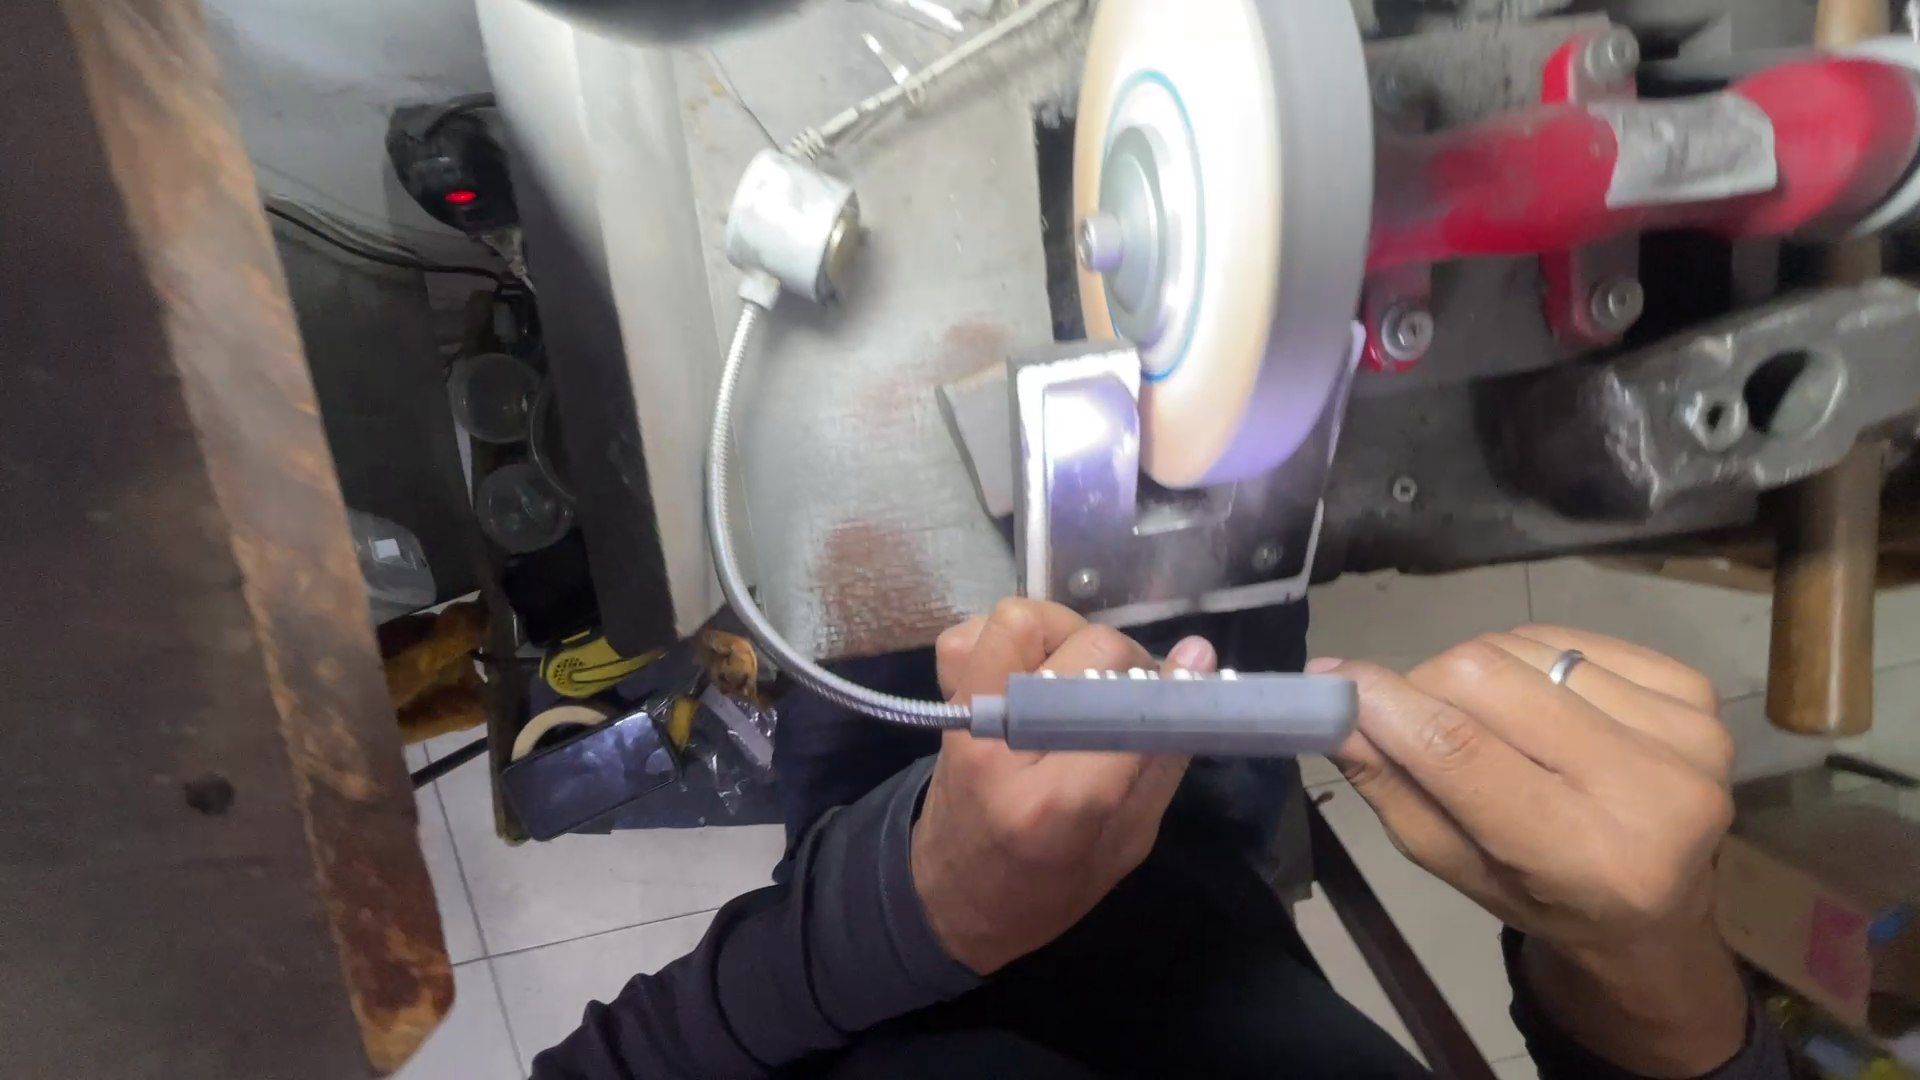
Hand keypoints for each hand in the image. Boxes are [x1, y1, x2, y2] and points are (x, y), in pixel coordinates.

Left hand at [913, 599, 1216, 974]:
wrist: (951, 895)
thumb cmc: (1049, 887)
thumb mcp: (1129, 841)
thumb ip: (1165, 751)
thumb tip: (1198, 655)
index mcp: (1055, 804)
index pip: (1130, 710)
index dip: (1166, 690)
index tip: (1179, 690)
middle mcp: (1003, 745)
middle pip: (1089, 649)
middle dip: (1125, 663)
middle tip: (1125, 695)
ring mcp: (965, 714)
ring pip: (1025, 619)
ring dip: (1065, 635)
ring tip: (1075, 677)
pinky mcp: (945, 696)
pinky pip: (976, 629)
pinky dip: (1011, 639)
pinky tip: (1030, 673)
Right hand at [1322, 627, 1746, 1076]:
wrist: (1655, 910)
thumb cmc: (1530, 891)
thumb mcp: (1439, 854)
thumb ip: (1383, 780)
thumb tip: (1328, 704)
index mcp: (1586, 858)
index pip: (1459, 750)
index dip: (1384, 703)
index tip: (1329, 678)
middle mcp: (1657, 794)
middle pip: (1483, 676)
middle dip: (1424, 684)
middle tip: (1416, 715)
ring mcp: (1689, 736)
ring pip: (1516, 647)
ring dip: (1473, 672)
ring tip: (1487, 718)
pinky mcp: (1697, 693)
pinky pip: (1561, 636)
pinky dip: (1522, 658)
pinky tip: (1536, 701)